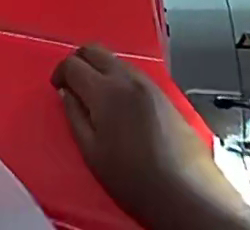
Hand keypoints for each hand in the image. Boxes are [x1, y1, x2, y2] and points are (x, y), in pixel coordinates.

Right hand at [52, 45, 249, 229]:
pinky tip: (122, 104)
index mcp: (105, 91)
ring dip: (100, 68)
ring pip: (115, 59)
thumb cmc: (136, 182)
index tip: (57, 88)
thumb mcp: (93, 154)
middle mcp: (127, 79)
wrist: (192, 200)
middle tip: (73, 83)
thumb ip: (75, 117)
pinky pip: (133, 73)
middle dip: (78, 60)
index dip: (60, 72)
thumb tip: (66, 94)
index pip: (72, 64)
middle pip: (94, 49)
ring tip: (97, 95)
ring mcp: (149, 85)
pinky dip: (119, 78)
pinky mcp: (166, 95)